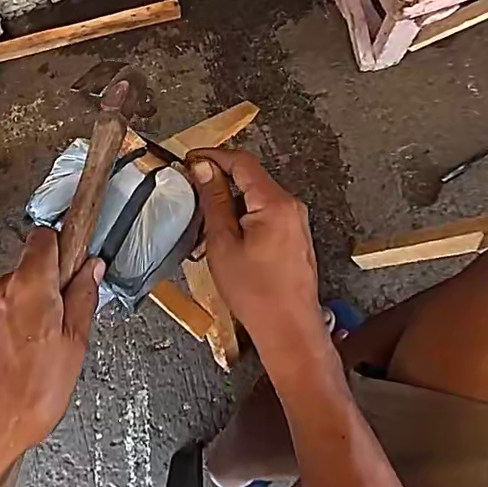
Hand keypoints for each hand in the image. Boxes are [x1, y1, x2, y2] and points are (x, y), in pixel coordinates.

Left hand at [0, 227, 100, 486]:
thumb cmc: (26, 394)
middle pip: (33, 265)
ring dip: (36, 305)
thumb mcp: (74, 345)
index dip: (65, 244)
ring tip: (49, 344)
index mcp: (30, 284)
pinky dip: (18, 323)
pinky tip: (28, 355)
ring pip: (20, 290)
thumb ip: (83, 299)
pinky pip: (5, 311)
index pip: (45, 236)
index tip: (79, 256)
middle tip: (71, 314)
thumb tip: (91, 270)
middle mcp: (2, 288)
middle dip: (54, 282)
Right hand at [188, 148, 327, 365]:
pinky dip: (243, 218)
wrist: (289, 329)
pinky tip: (226, 239)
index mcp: (275, 204)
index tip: (191, 160)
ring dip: (230, 204)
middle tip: (193, 193)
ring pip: (256, 198)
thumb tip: (204, 170)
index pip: (242, 162)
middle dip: (219, 182)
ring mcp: (295, 222)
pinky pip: (265, 214)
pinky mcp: (294, 236)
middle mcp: (291, 207)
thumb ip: (214, 201)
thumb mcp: (223, 244)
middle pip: (250, 179)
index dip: (213, 156)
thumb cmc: (256, 293)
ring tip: (207, 227)